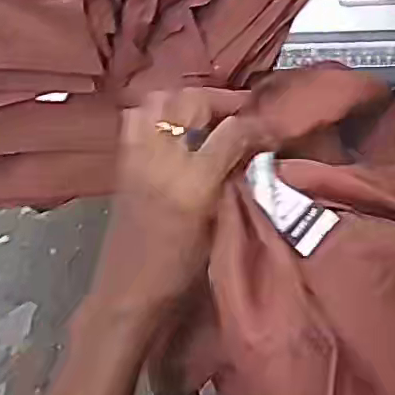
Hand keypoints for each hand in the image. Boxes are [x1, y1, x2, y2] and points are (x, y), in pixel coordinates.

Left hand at [84, 88, 268, 332]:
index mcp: (192, 184)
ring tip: (208, 116)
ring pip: (159, 101)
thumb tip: (255, 151)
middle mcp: (161, 162)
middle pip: (191, 101)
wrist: (130, 293)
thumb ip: (236, 181)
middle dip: (222, 101)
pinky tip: (176, 129)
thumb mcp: (220, 226)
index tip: (272, 131)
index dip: (257, 125)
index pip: (231, 131)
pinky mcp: (122, 163)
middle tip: (242, 114)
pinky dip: (158, 113)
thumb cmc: (183, 271)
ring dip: (187, 101)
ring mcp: (137, 158)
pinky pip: (137, 118)